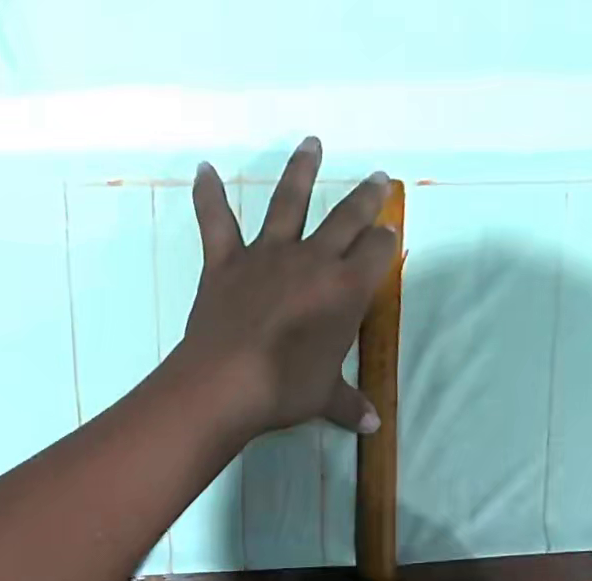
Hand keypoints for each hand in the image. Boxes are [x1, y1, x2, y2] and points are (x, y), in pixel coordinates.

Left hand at [175, 136, 398, 435]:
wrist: (226, 384)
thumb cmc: (285, 390)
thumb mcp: (323, 398)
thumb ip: (348, 404)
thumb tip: (373, 426)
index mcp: (346, 289)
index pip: (376, 252)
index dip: (385, 242)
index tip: (388, 234)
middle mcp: (312, 260)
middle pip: (346, 217)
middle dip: (365, 198)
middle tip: (378, 178)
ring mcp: (267, 256)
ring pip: (288, 202)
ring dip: (301, 170)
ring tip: (311, 143)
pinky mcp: (225, 262)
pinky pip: (216, 221)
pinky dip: (208, 195)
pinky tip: (204, 170)